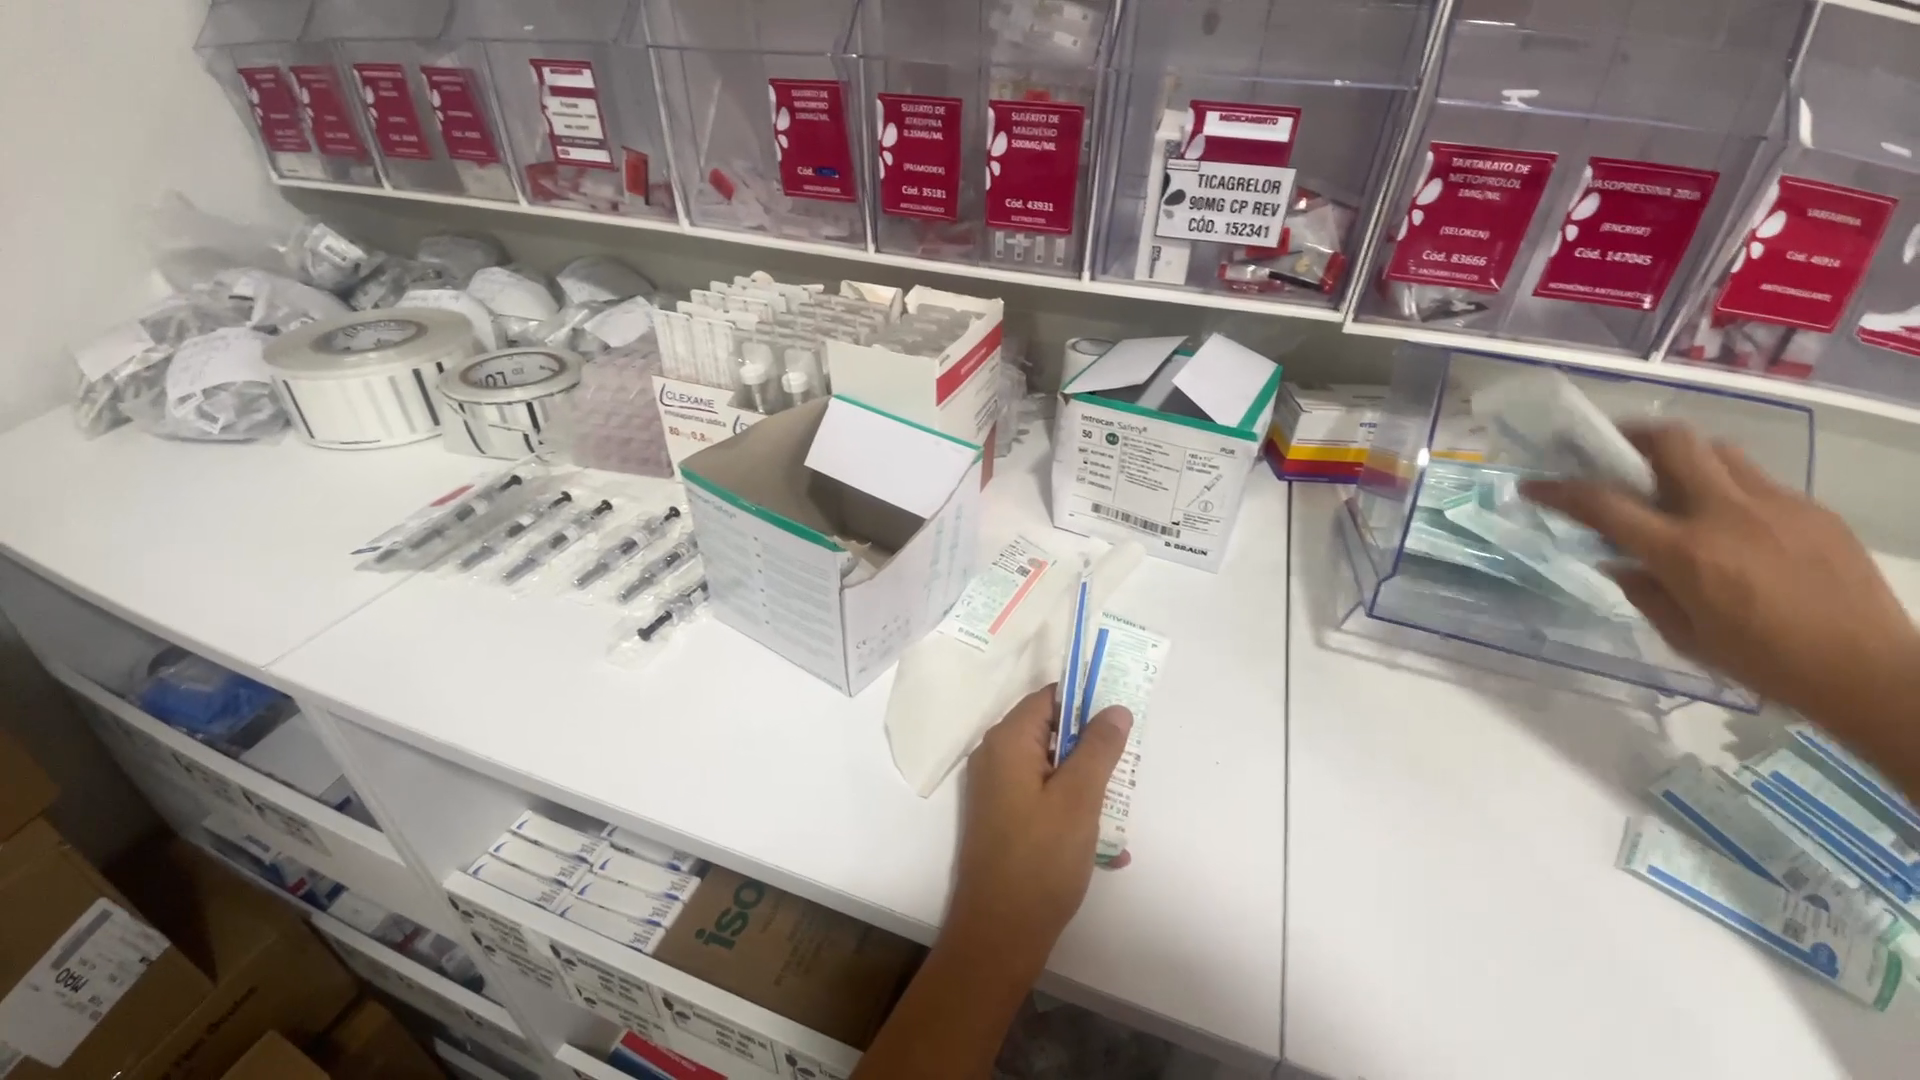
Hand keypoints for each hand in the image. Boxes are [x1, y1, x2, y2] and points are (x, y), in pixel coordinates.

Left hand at [948, 686, 1132, 965]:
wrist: (999, 933)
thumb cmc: (1040, 858)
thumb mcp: (1079, 798)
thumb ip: (1098, 748)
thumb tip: (1114, 708)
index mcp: (1007, 742)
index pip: (1048, 698)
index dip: (1086, 702)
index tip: (1122, 718)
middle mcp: (995, 757)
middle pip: (1050, 731)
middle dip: (1091, 746)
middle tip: (1126, 767)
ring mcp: (997, 790)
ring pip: (1051, 767)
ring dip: (1087, 783)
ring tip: (1118, 808)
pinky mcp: (1003, 818)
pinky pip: (1044, 797)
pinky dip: (1073, 809)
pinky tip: (1106, 844)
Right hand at [1523, 423, 1919, 725]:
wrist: (1869, 671)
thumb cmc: (1763, 662)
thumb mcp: (1684, 634)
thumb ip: (1644, 590)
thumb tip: (1621, 561)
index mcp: (1684, 551)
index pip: (1604, 504)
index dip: (1559, 490)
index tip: (1533, 485)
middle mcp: (1727, 514)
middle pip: (1673, 443)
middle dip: (1632, 437)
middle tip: (1613, 450)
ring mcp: (1777, 506)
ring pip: (1718, 452)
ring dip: (1685, 457)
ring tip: (1671, 481)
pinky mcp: (1813, 511)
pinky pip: (1759, 482)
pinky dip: (1728, 487)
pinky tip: (1728, 521)